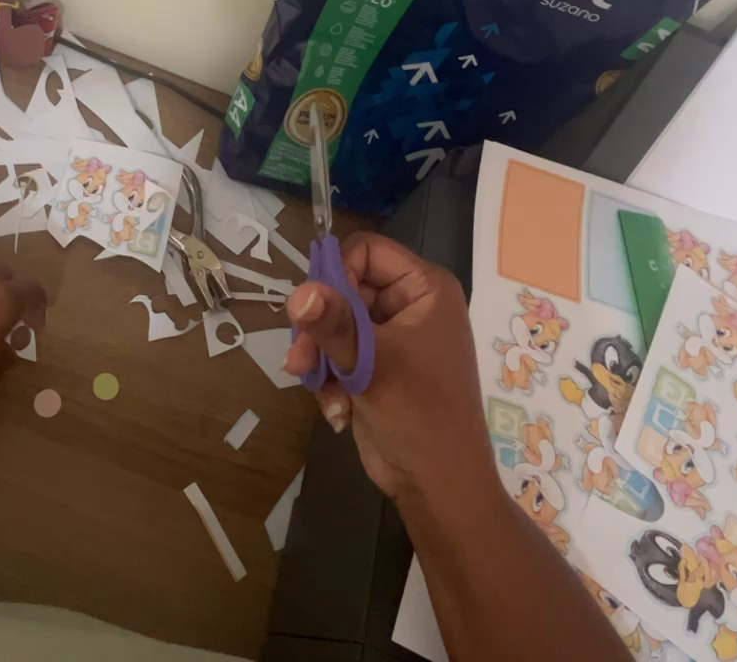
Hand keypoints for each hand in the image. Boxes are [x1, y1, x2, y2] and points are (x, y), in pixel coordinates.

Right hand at [283, 233, 488, 499]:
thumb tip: (298, 292)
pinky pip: (336, 349)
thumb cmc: (419, 418)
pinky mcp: (376, 361)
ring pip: (333, 320)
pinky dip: (329, 375)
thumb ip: (333, 325)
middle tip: (303, 361)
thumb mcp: (372, 365)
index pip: (366, 250)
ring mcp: (392, 333)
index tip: (317, 309)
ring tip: (318, 387)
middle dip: (321, 326)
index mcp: (424, 288)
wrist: (438, 487)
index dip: (336, 273)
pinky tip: (336, 405)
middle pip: (343, 286)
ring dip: (320, 356)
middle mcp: (409, 302)